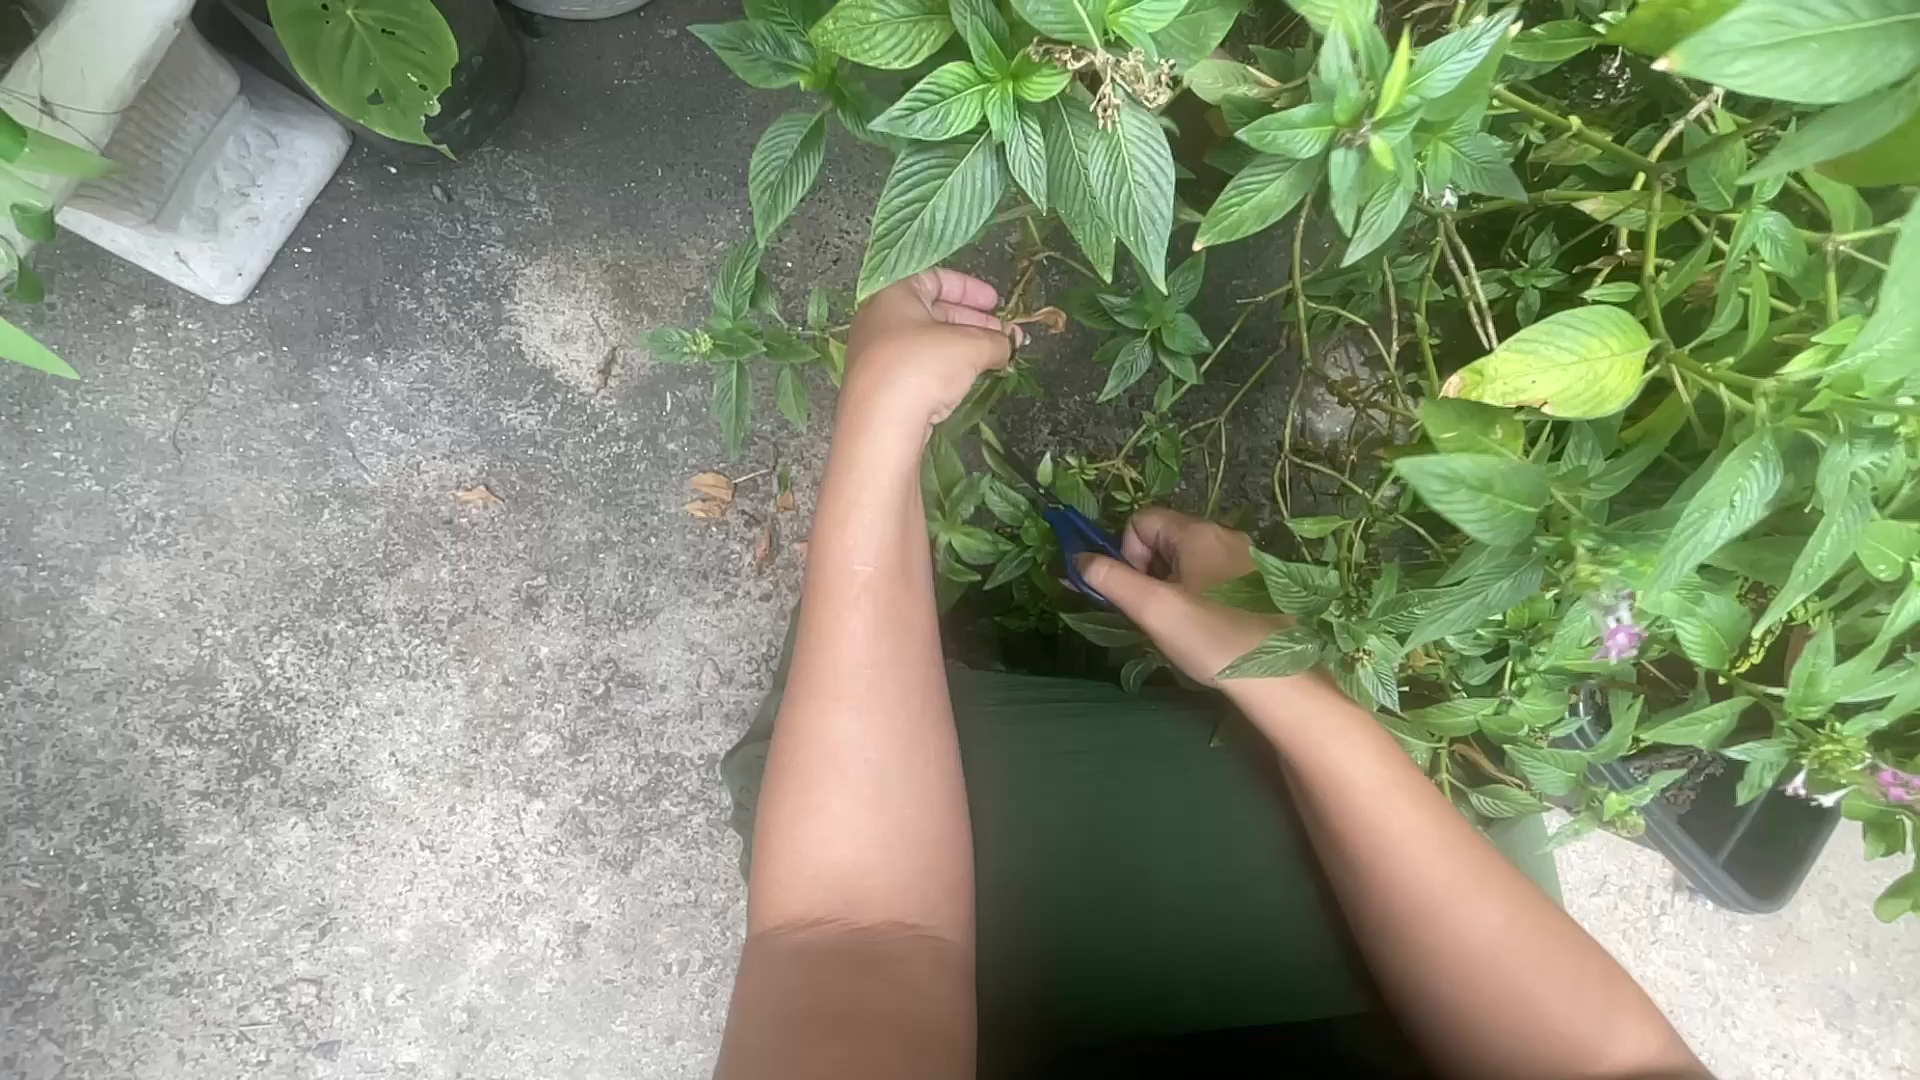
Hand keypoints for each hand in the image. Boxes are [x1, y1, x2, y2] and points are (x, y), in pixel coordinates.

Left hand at [839, 269, 1021, 440]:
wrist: (881, 424)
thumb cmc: (921, 368)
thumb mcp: (971, 346)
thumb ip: (996, 340)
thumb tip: (1009, 345)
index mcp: (893, 294)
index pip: (935, 278)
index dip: (970, 288)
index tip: (995, 302)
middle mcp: (879, 320)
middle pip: (932, 312)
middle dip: (972, 322)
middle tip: (1001, 333)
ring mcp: (876, 354)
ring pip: (926, 342)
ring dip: (961, 348)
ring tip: (991, 358)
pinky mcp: (880, 385)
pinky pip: (917, 368)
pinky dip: (944, 368)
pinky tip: (965, 380)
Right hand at [1078, 508, 1286, 685]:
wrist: (1280, 680)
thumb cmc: (1211, 637)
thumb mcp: (1152, 609)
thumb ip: (1110, 579)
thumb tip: (1079, 559)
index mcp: (1198, 533)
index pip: (1141, 521)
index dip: (1127, 553)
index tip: (1137, 591)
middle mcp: (1225, 536)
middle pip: (1164, 539)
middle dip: (1148, 572)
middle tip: (1154, 612)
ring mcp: (1248, 560)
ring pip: (1188, 561)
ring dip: (1171, 586)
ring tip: (1180, 624)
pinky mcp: (1261, 586)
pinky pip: (1212, 577)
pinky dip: (1197, 596)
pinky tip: (1207, 628)